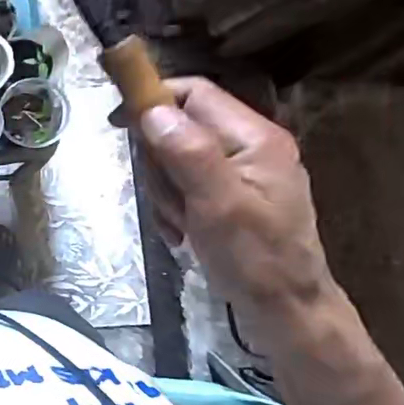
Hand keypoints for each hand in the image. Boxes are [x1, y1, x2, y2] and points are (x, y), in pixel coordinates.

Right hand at [137, 78, 341, 328]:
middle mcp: (248, 145)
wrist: (286, 312)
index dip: (153, 100)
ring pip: (173, 158)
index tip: (118, 124)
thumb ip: (188, 153)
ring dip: (164, 190)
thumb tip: (151, 110)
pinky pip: (181, 183)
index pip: (194, 92)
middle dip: (159, 161)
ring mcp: (238, 170)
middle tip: (168, 196)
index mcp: (254, 137)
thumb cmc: (256, 258)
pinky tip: (183, 231)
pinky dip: (173, 206)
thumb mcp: (219, 204)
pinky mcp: (227, 193)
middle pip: (177, 126)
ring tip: (181, 221)